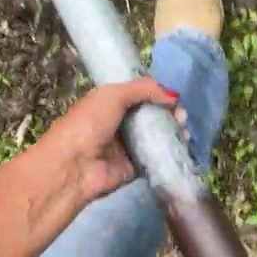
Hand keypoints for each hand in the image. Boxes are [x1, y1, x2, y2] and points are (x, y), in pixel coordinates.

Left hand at [35, 78, 182, 203]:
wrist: (72, 167)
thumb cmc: (88, 124)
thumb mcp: (112, 95)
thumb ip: (143, 89)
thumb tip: (173, 96)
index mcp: (110, 103)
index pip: (140, 95)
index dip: (158, 94)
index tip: (174, 98)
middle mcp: (119, 124)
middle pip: (151, 115)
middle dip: (170, 114)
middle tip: (182, 117)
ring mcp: (127, 146)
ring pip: (157, 136)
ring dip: (173, 132)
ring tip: (184, 131)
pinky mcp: (135, 167)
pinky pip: (156, 157)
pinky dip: (170, 152)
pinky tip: (182, 146)